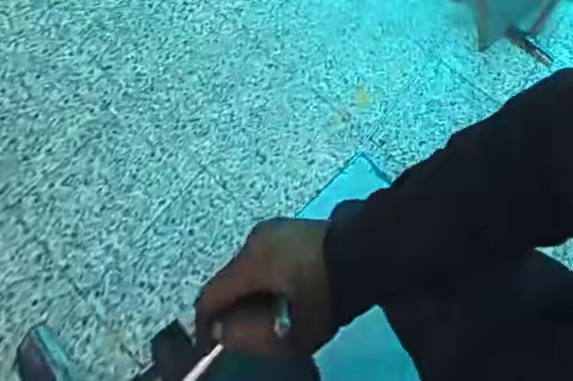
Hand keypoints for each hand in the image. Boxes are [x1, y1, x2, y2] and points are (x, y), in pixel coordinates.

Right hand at [195, 218, 334, 356]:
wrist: (366, 251)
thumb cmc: (324, 293)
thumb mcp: (286, 331)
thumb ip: (246, 335)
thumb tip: (221, 331)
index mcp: (250, 259)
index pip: (209, 297)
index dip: (206, 328)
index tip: (214, 347)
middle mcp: (256, 237)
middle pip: (229, 280)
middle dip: (233, 308)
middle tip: (251, 332)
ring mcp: (275, 227)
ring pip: (248, 268)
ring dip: (252, 292)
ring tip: (272, 313)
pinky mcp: (290, 226)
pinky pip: (265, 256)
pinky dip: (267, 276)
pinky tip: (286, 291)